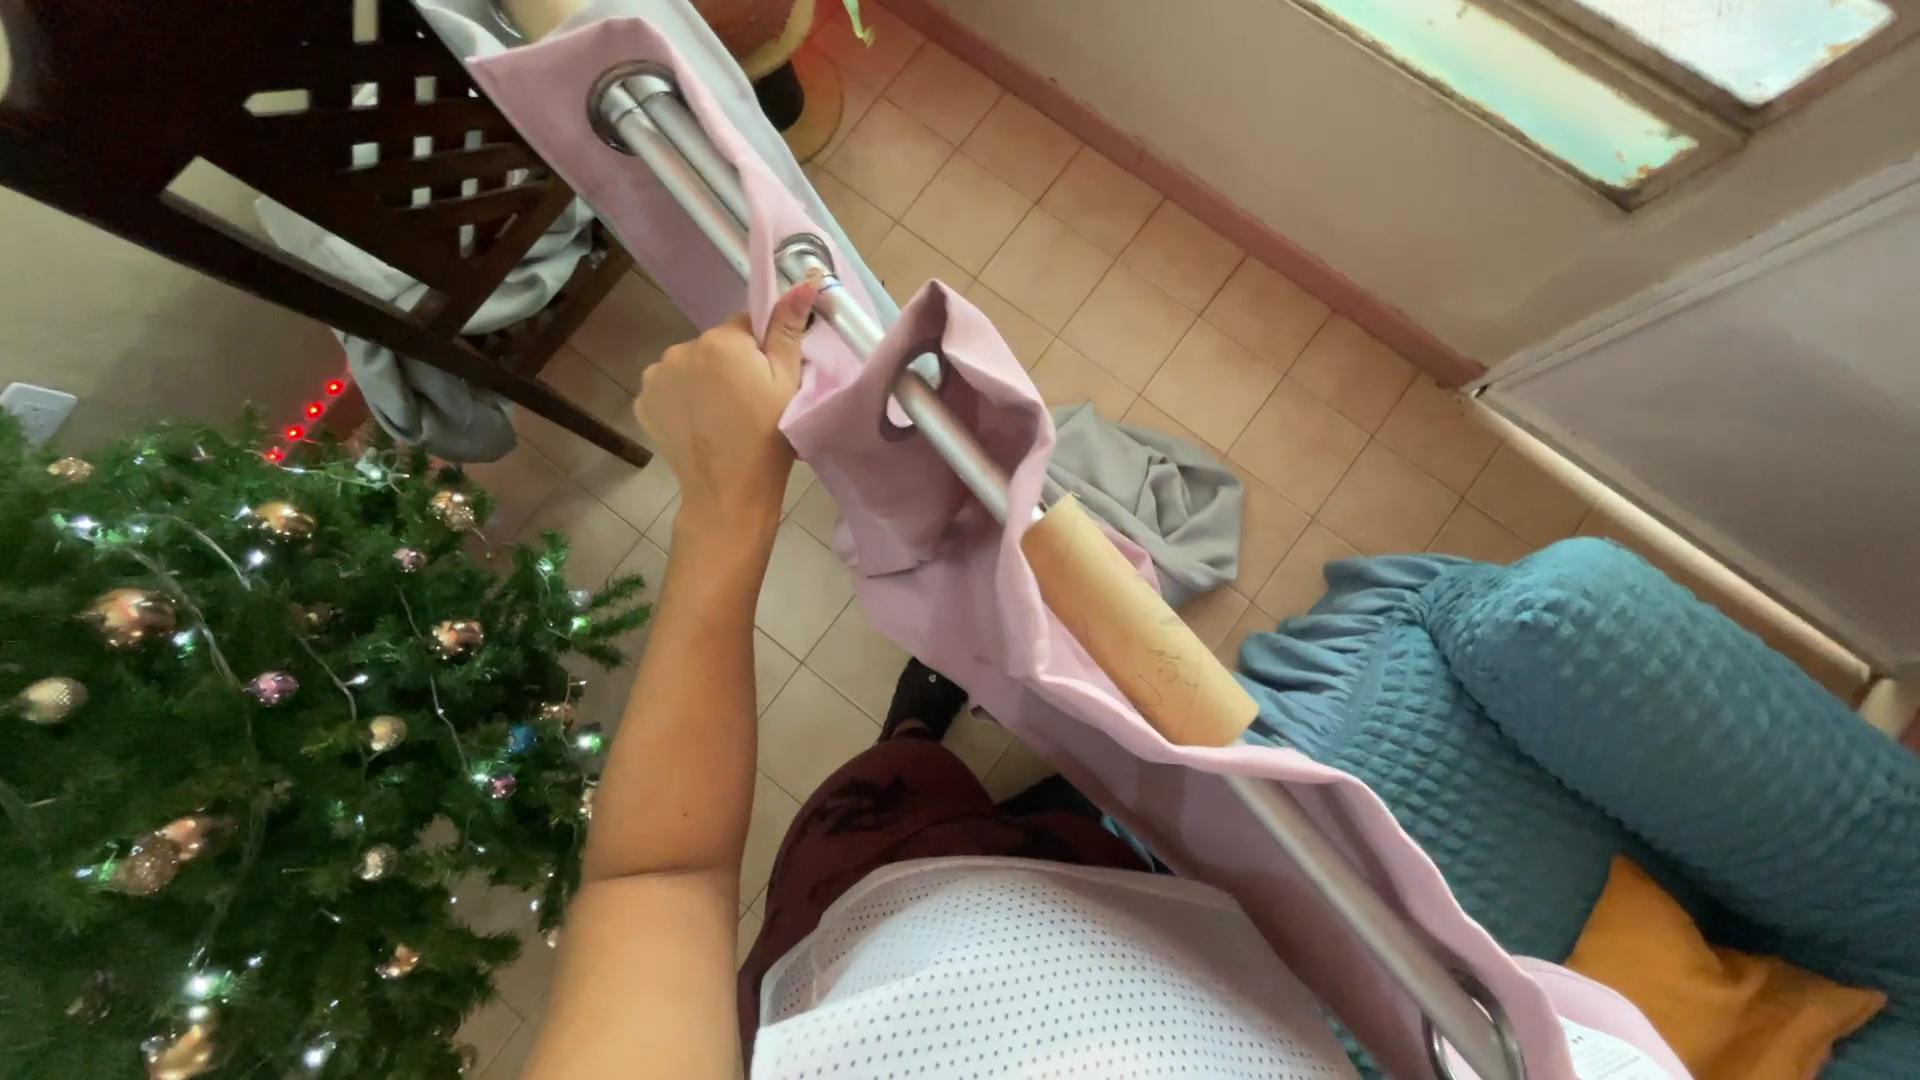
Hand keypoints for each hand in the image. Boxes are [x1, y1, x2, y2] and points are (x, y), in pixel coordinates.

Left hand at [636, 280, 818, 545]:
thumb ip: (789, 329)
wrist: (728, 491)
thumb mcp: (788, 383)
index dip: (761, 352)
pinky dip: (682, 400)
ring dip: (704, 381)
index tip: (768, 382)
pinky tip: (699, 424)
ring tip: (722, 417)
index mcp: (721, 340)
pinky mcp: (643, 402)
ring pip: (690, 366)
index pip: (746, 326)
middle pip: (715, 346)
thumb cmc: (768, 437)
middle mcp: (681, 348)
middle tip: (749, 404)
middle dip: (731, 365)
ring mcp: (656, 376)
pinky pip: (669, 389)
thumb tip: (804, 280)